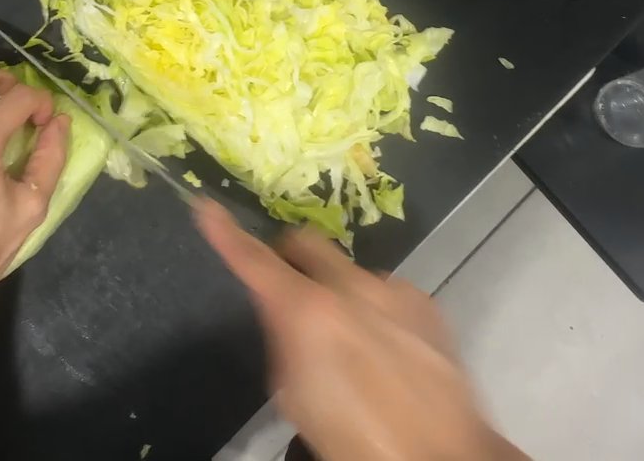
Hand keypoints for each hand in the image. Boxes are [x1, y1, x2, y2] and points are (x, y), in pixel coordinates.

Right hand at [195, 200, 527, 460]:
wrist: (437, 458)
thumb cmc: (350, 436)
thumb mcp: (293, 394)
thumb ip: (281, 337)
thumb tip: (280, 311)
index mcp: (308, 310)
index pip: (254, 259)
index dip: (225, 232)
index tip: (206, 207)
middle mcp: (349, 285)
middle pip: (304, 242)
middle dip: (288, 257)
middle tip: (287, 292)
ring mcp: (391, 289)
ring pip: (348, 271)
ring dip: (338, 292)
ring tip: (350, 342)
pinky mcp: (423, 302)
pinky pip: (384, 291)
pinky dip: (374, 309)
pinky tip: (385, 349)